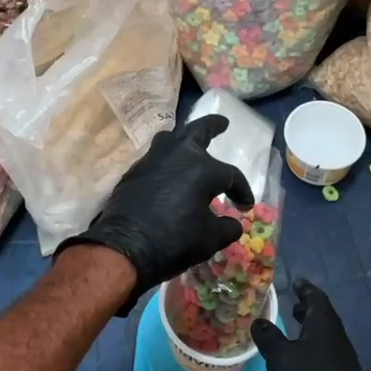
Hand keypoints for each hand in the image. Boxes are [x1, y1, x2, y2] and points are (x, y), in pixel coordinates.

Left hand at [60, 115, 254, 311]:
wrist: (126, 247)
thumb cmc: (175, 240)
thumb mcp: (210, 239)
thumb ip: (227, 227)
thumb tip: (234, 223)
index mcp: (203, 168)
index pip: (231, 176)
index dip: (242, 191)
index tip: (245, 206)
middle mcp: (179, 155)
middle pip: (198, 130)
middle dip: (212, 125)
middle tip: (222, 124)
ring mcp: (153, 159)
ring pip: (171, 138)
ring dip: (183, 140)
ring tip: (190, 144)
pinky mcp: (135, 171)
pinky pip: (155, 157)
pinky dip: (166, 161)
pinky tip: (169, 173)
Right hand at [252, 279, 370, 370]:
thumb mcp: (279, 357)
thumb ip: (268, 336)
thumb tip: (258, 321)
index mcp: (325, 325)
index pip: (317, 299)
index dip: (306, 290)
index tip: (298, 283)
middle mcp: (338, 338)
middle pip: (324, 317)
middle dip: (309, 310)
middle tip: (295, 307)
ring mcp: (344, 359)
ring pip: (327, 336)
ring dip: (313, 330)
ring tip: (297, 331)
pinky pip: (329, 352)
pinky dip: (316, 346)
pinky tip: (305, 358)